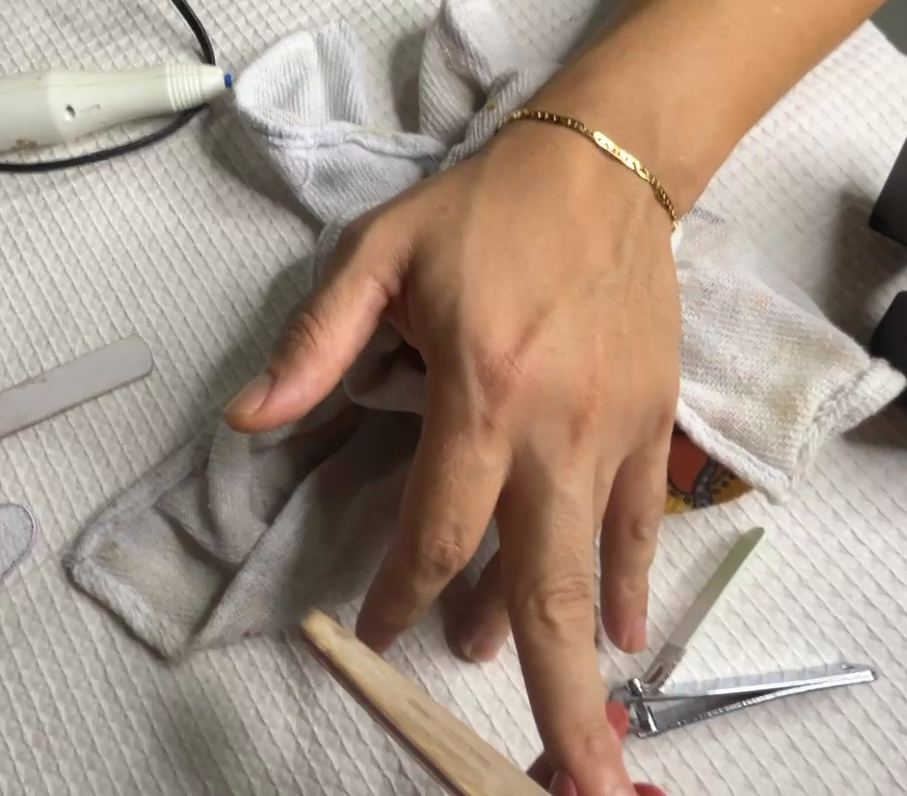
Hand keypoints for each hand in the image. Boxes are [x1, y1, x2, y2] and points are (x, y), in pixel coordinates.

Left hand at [225, 117, 679, 795]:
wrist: (596, 171)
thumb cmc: (479, 212)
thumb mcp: (378, 256)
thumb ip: (315, 343)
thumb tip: (248, 417)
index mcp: (480, 388)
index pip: (436, 525)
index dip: (401, 589)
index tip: (375, 625)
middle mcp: (556, 426)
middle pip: (542, 582)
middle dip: (543, 692)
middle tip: (550, 783)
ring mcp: (617, 427)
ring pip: (593, 564)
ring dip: (569, 645)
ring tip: (549, 710)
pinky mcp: (657, 416)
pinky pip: (647, 520)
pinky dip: (632, 580)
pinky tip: (624, 627)